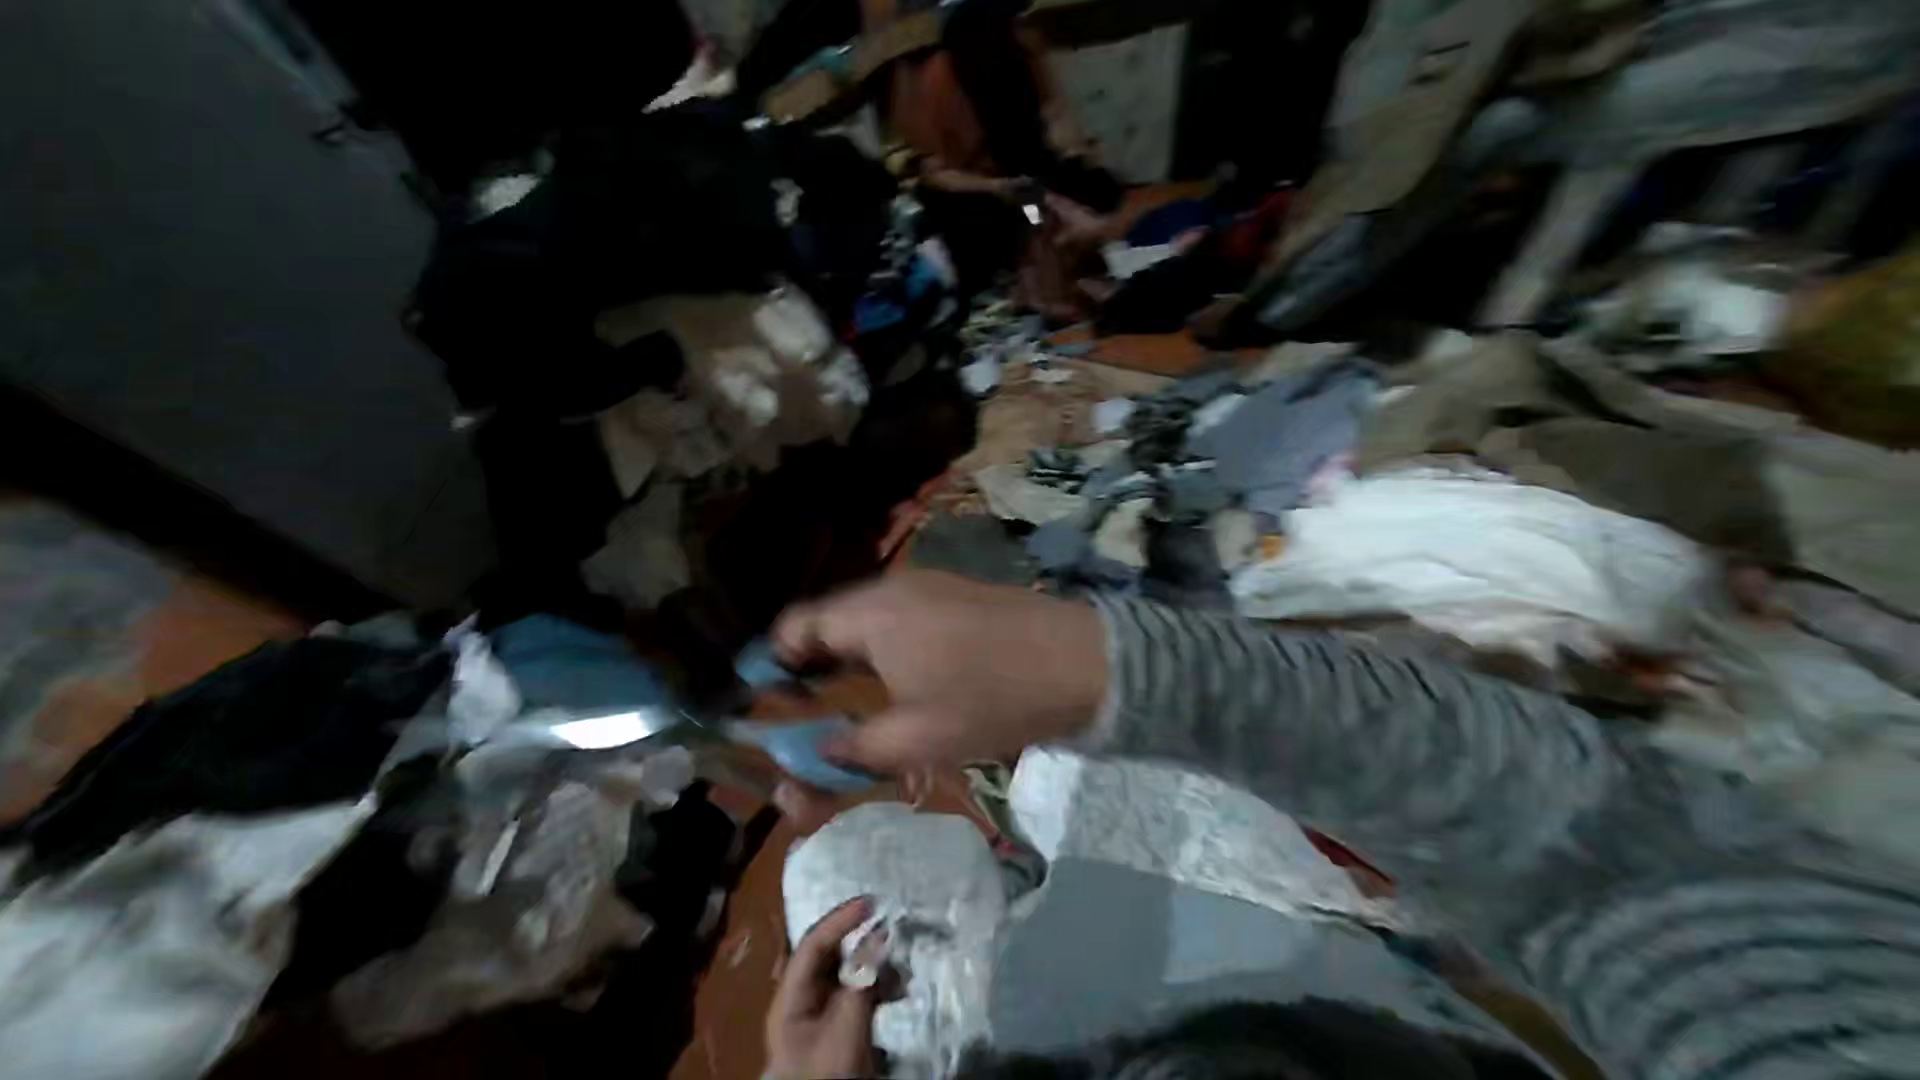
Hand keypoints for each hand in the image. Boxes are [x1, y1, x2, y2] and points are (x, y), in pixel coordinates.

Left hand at [766, 896, 885, 1079]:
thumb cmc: (827, 1075)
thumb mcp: (847, 1027)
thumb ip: (862, 979)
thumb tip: (880, 934)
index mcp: (791, 996)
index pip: (815, 942)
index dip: (842, 918)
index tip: (873, 901)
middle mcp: (801, 1000)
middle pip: (831, 957)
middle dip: (864, 944)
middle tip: (894, 938)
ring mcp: (818, 1019)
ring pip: (847, 976)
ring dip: (875, 969)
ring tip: (901, 979)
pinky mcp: (836, 1034)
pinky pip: (856, 998)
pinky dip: (876, 990)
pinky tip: (896, 996)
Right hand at [772, 572, 1106, 771]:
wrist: (1082, 662)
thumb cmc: (992, 699)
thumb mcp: (916, 740)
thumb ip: (850, 753)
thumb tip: (804, 767)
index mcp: (870, 615)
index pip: (794, 628)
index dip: (773, 668)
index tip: (773, 709)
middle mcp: (890, 589)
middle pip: (827, 623)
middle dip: (810, 669)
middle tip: (810, 715)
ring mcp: (926, 586)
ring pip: (864, 621)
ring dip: (848, 659)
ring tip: (854, 705)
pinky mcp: (954, 594)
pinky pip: (897, 617)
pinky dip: (882, 647)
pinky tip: (901, 680)